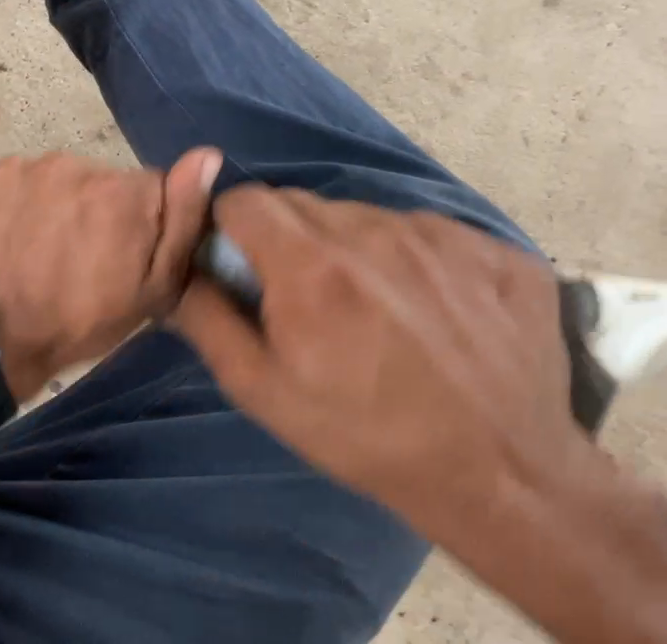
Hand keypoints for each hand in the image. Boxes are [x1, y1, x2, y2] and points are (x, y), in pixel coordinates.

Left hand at [0, 148, 222, 396]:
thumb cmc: (82, 320)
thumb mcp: (154, 287)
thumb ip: (184, 217)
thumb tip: (206, 155)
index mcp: (120, 188)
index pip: (145, 188)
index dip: (136, 220)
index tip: (118, 252)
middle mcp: (68, 164)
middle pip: (92, 179)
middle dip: (90, 209)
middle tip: (72, 256)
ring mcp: (14, 168)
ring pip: (46, 179)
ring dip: (46, 204)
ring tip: (35, 248)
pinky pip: (0, 184)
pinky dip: (2, 204)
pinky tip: (1, 237)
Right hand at [171, 186, 587, 541]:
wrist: (503, 479)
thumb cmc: (361, 434)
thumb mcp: (256, 387)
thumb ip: (202, 316)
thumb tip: (175, 269)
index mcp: (310, 268)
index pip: (244, 200)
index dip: (230, 227)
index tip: (240, 264)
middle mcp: (375, 237)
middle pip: (301, 204)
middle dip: (285, 237)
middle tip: (301, 292)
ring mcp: (446, 242)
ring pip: (362, 214)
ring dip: (347, 245)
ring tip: (368, 303)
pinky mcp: (500, 254)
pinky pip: (428, 231)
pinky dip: (412, 257)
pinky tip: (425, 306)